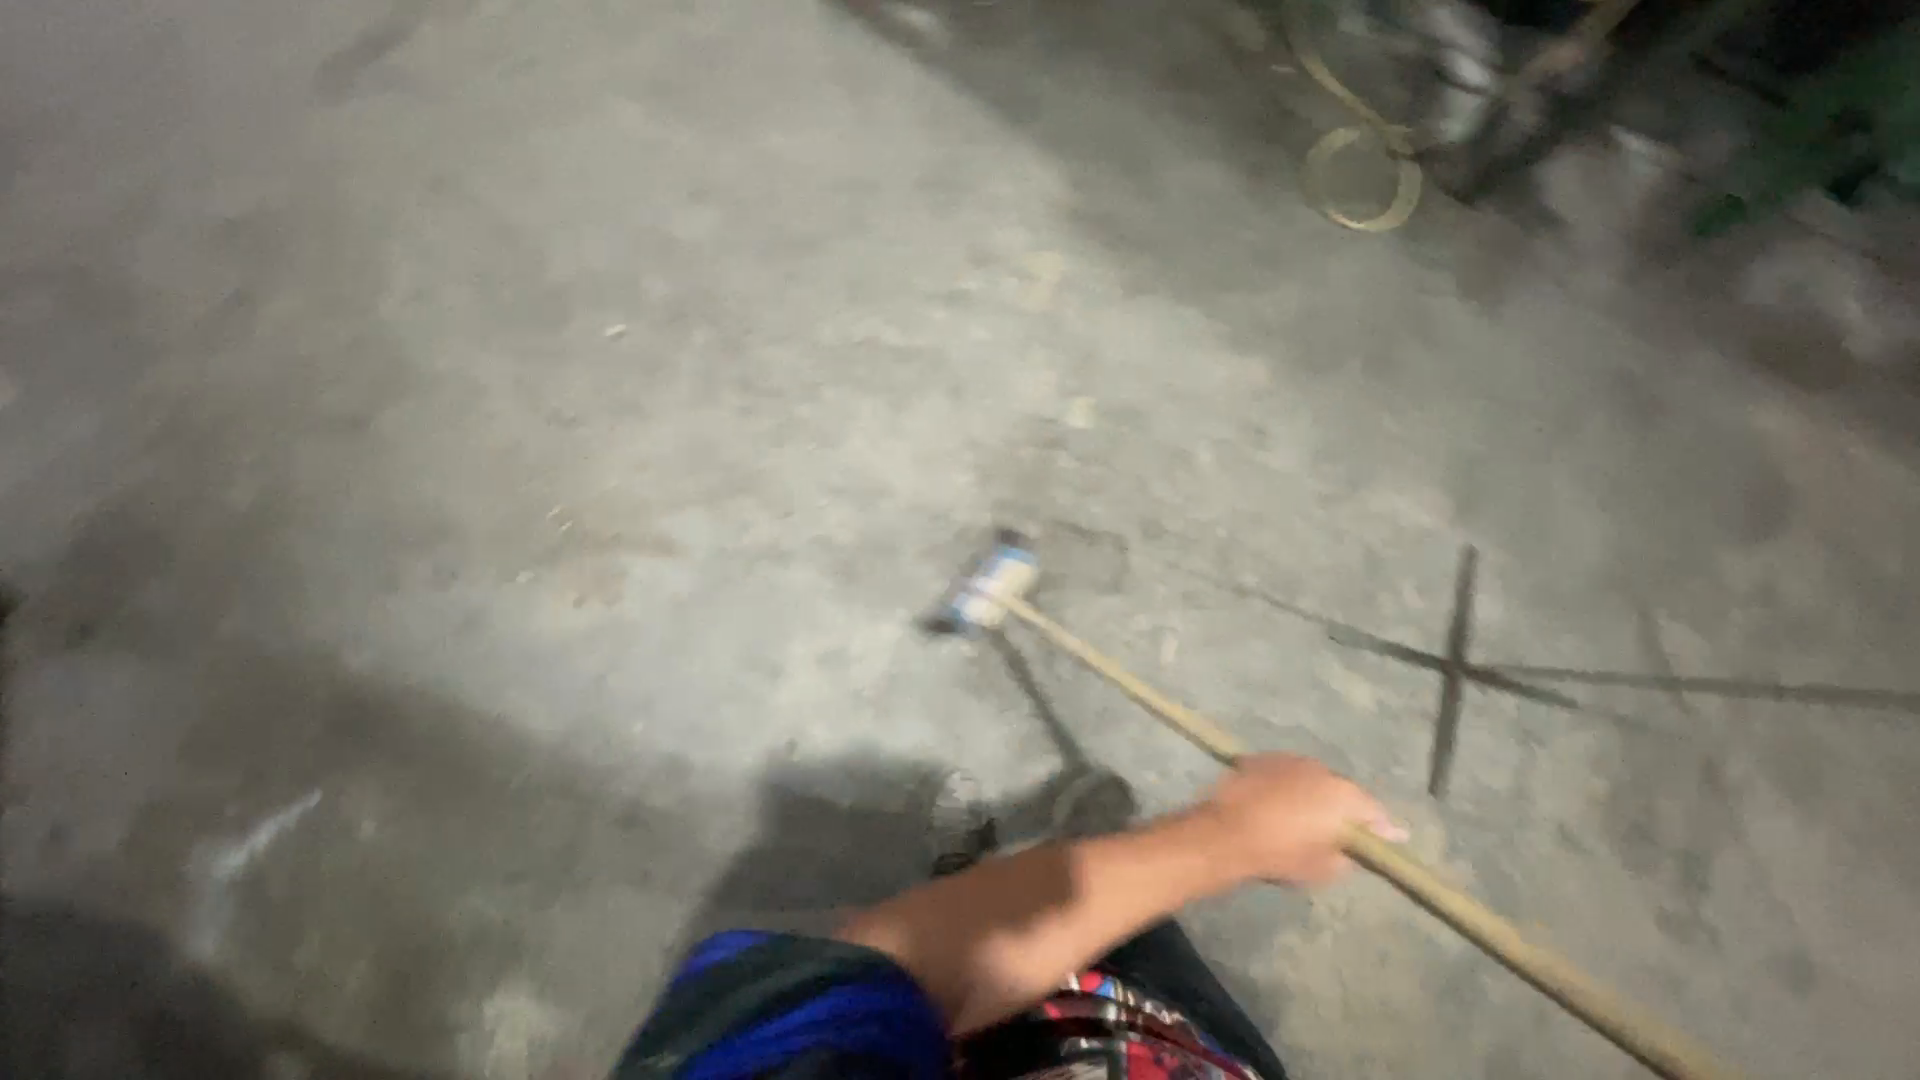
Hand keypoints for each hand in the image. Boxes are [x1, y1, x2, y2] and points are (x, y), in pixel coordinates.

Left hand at [1198, 753, 1405, 885]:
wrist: (1226, 832)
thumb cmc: (1281, 853)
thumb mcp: (1324, 869)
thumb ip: (1347, 857)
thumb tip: (1349, 850)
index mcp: (1344, 796)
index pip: (1375, 812)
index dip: (1382, 828)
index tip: (1390, 838)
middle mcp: (1321, 770)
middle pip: (1343, 790)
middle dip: (1345, 807)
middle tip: (1340, 826)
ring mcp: (1289, 759)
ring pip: (1313, 777)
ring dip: (1314, 792)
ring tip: (1305, 812)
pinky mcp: (1260, 758)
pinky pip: (1285, 773)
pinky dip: (1287, 784)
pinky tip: (1278, 800)